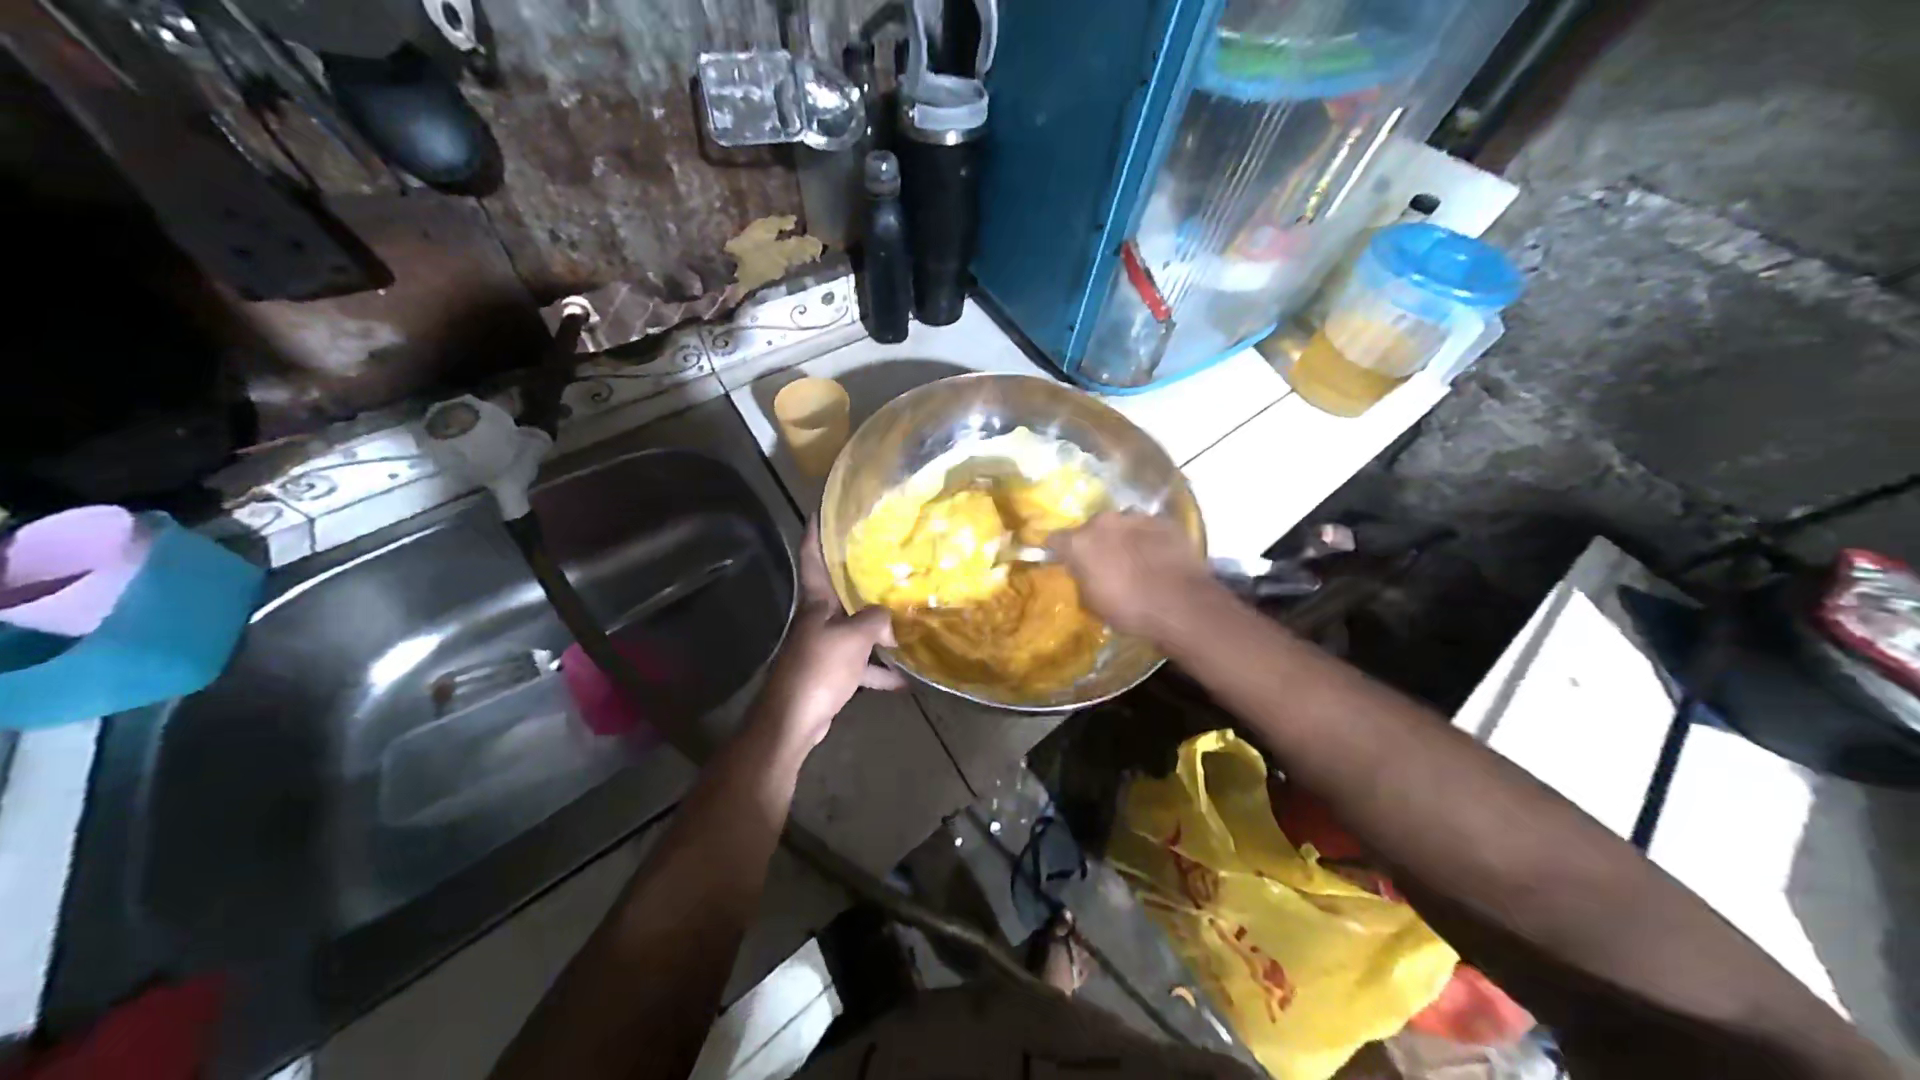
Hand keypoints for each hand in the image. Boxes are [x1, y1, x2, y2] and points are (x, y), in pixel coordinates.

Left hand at [752, 518, 904, 756]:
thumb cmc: (819, 668)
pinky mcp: (830, 672)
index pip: (813, 556)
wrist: (793, 719)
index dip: (817, 531)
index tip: (823, 509)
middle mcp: (818, 618)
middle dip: (860, 576)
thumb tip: (892, 619)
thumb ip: (876, 620)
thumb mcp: (854, 637)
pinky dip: (878, 670)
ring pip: (854, 628)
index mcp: (816, 601)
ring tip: (907, 620)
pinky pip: (859, 664)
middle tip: (886, 559)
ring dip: (877, 628)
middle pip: (839, 590)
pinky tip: (904, 678)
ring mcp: (823, 645)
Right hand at [1049, 511, 1217, 638]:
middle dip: (1094, 542)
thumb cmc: (1129, 609)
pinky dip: (1148, 539)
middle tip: (1103, 563)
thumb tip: (1085, 573)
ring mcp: (1136, 518)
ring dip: (1122, 538)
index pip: (1055, 539)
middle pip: (1091, 528)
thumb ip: (1082, 581)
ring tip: (1134, 559)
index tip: (1064, 561)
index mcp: (1079, 542)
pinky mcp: (1164, 522)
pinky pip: (1148, 528)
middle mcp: (1104, 522)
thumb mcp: (1092, 604)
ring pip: (1121, 525)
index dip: (1058, 550)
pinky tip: (1156, 558)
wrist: (1181, 604)